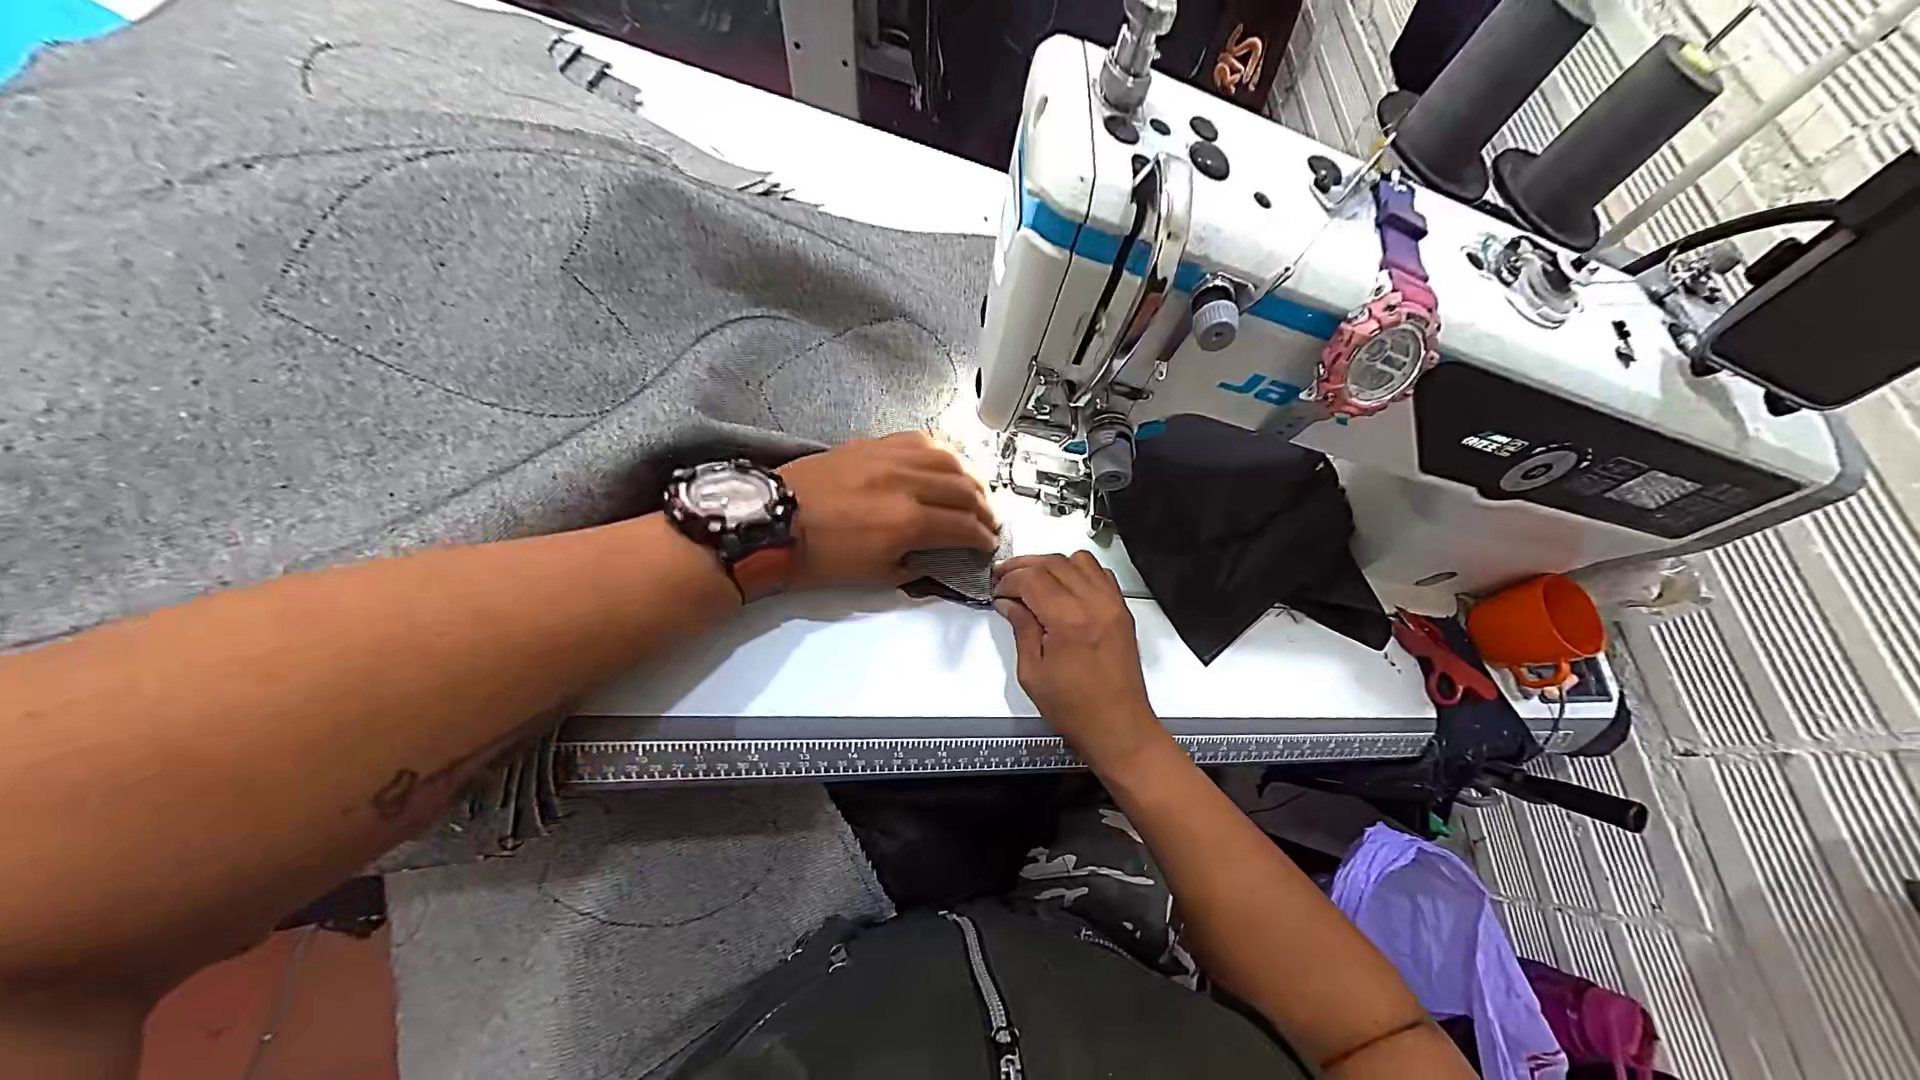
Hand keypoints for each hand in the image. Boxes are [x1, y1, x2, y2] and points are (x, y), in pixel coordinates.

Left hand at [777, 432, 997, 588]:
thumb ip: (916, 564)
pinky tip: (946, 462)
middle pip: (965, 489)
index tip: (987, 543)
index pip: (964, 526)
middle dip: (985, 508)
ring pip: (949, 459)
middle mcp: (905, 482)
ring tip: (976, 491)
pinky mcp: (873, 444)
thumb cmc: (817, 554)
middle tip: (989, 520)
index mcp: (907, 521)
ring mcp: (889, 457)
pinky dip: (941, 452)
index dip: (982, 537)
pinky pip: (920, 440)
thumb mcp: (875, 575)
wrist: (775, 523)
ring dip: (971, 477)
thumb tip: (938, 556)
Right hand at [992, 552, 1166, 770]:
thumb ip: (1021, 630)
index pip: (1032, 578)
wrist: (1119, 727)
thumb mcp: (1032, 673)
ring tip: (1033, 580)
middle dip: (1024, 567)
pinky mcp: (1122, 611)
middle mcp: (1095, 605)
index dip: (1009, 580)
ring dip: (1052, 564)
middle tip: (1006, 579)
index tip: (999, 591)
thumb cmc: (1079, 710)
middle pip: (1053, 562)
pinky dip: (1079, 571)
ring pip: (1078, 560)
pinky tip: (1064, 586)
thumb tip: (1010, 604)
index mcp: (1069, 621)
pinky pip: (1100, 574)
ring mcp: (1112, 605)